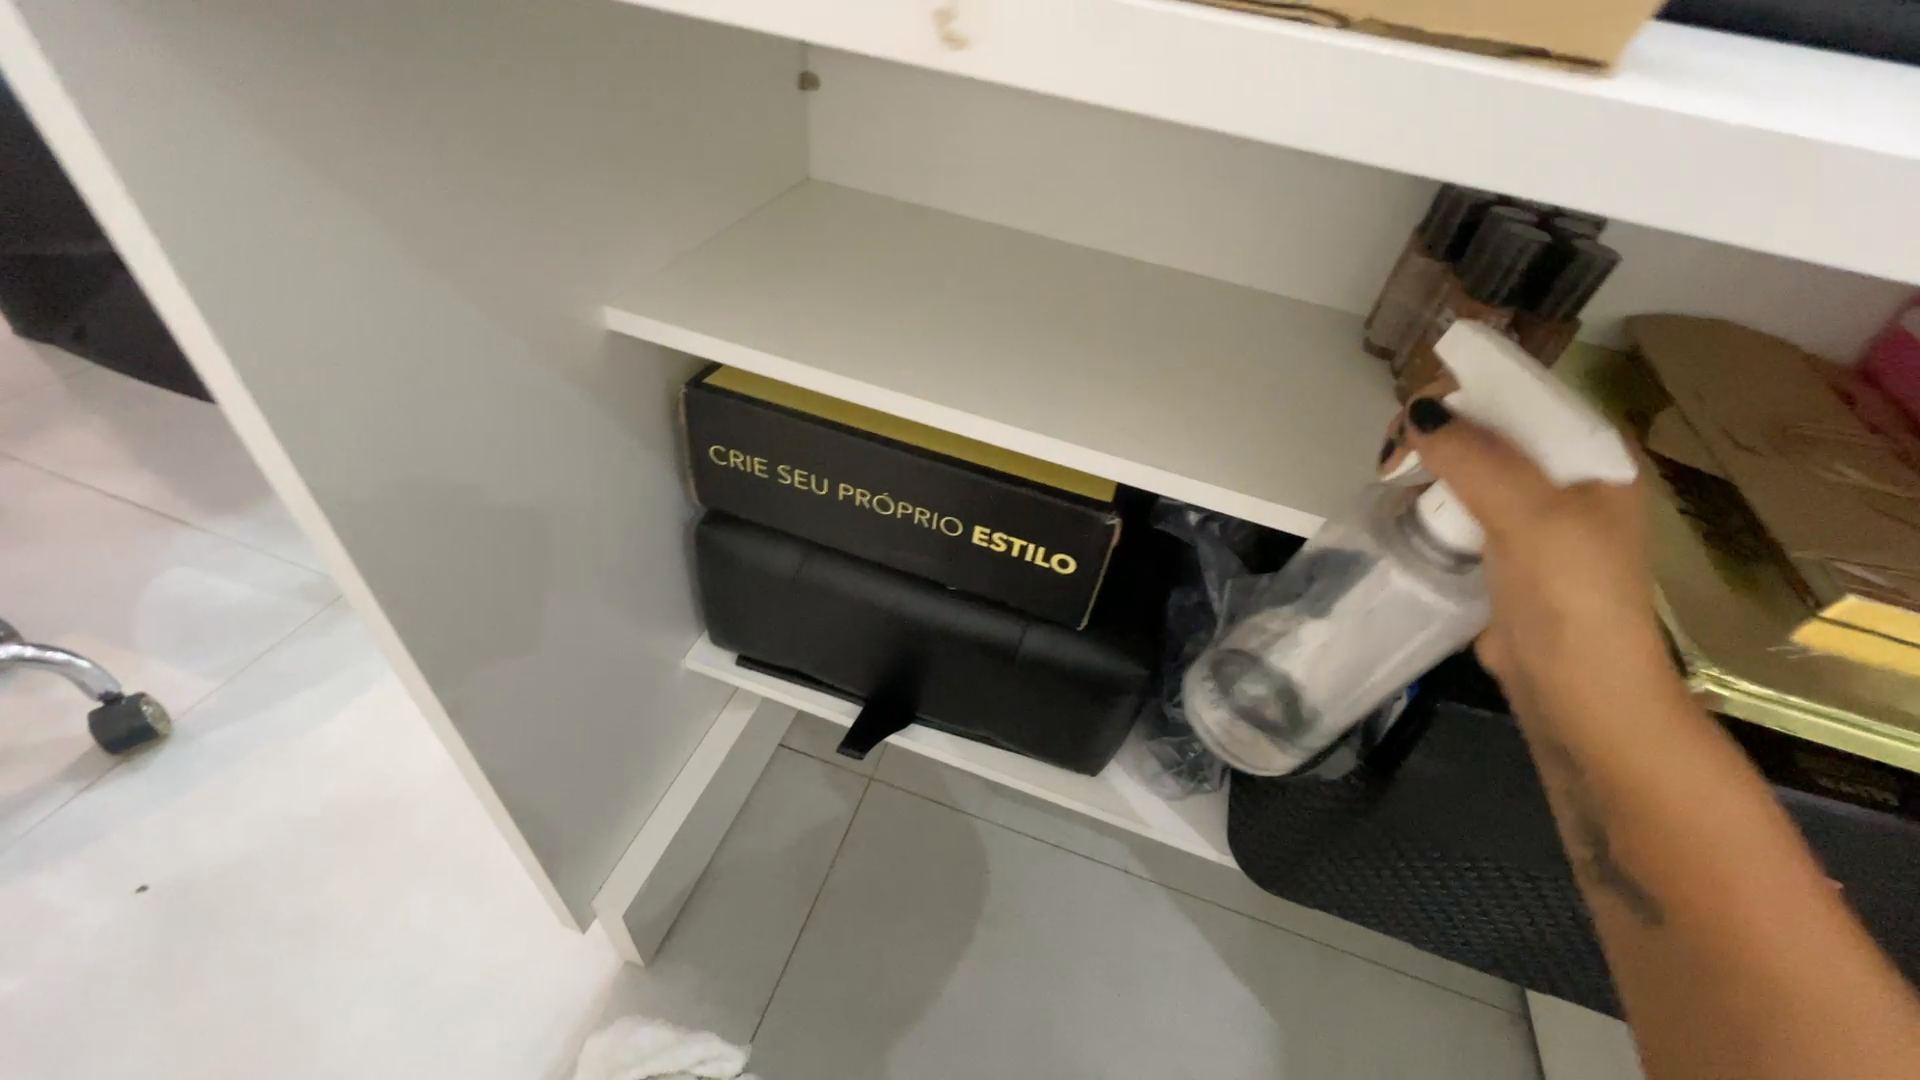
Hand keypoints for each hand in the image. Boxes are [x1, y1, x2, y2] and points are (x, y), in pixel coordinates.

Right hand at [1402, 398, 1674, 717]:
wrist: (1575, 686)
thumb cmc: (1568, 593)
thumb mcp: (1528, 514)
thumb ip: (1475, 458)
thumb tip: (1417, 410)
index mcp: (1590, 456)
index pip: (1525, 396)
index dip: (1469, 391)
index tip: (1415, 414)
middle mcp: (1563, 478)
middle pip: (1489, 429)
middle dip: (1438, 430)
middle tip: (1394, 460)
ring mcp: (1531, 517)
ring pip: (1469, 467)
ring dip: (1429, 464)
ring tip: (1391, 477)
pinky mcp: (1502, 550)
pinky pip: (1460, 505)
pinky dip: (1431, 499)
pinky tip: (1407, 506)